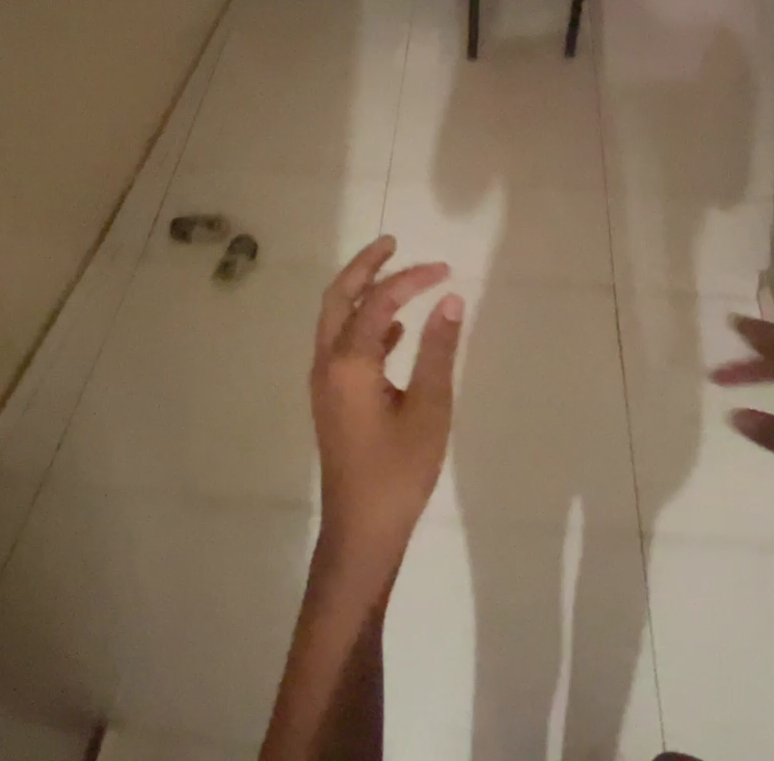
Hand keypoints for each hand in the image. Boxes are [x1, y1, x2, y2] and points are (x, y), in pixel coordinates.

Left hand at [310, 236, 464, 558]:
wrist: (361, 529)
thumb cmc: (399, 471)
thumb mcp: (429, 408)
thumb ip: (437, 350)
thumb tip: (449, 299)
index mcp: (349, 362)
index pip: (379, 302)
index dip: (412, 279)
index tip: (446, 269)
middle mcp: (327, 363)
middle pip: (338, 298)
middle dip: (364, 267)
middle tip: (393, 244)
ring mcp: (325, 382)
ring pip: (336, 321)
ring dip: (362, 293)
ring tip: (396, 275)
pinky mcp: (332, 399)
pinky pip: (343, 346)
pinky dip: (366, 327)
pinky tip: (397, 332)